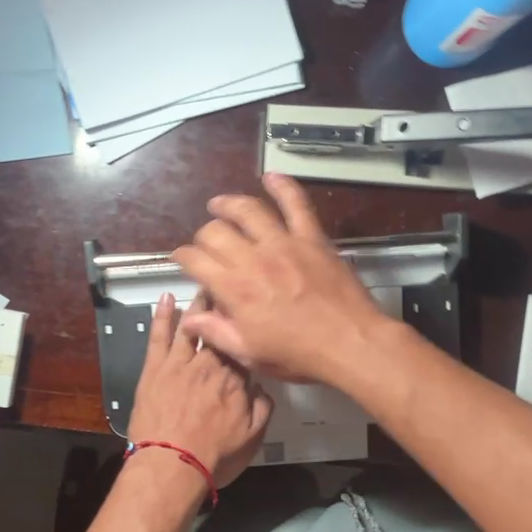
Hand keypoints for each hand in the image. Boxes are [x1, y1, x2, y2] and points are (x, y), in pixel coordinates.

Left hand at [127, 293, 273, 488]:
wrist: (171, 465)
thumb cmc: (214, 456)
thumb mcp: (254, 438)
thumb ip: (263, 408)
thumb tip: (264, 386)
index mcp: (236, 379)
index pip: (243, 346)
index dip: (246, 327)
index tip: (250, 310)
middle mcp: (210, 364)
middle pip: (219, 330)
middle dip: (225, 308)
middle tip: (229, 286)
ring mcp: (179, 363)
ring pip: (192, 325)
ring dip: (199, 304)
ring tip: (206, 286)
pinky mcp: (154, 369)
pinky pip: (159, 336)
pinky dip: (163, 315)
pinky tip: (166, 298)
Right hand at [172, 172, 393, 383]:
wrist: (349, 342)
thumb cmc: (299, 354)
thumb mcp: (250, 354)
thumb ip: (216, 333)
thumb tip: (189, 319)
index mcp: (234, 289)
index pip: (196, 261)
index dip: (183, 257)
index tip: (182, 258)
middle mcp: (253, 259)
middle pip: (215, 232)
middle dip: (203, 235)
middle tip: (205, 242)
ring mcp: (283, 244)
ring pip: (248, 211)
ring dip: (228, 204)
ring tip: (219, 204)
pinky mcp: (311, 238)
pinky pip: (295, 204)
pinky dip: (282, 186)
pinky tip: (270, 176)